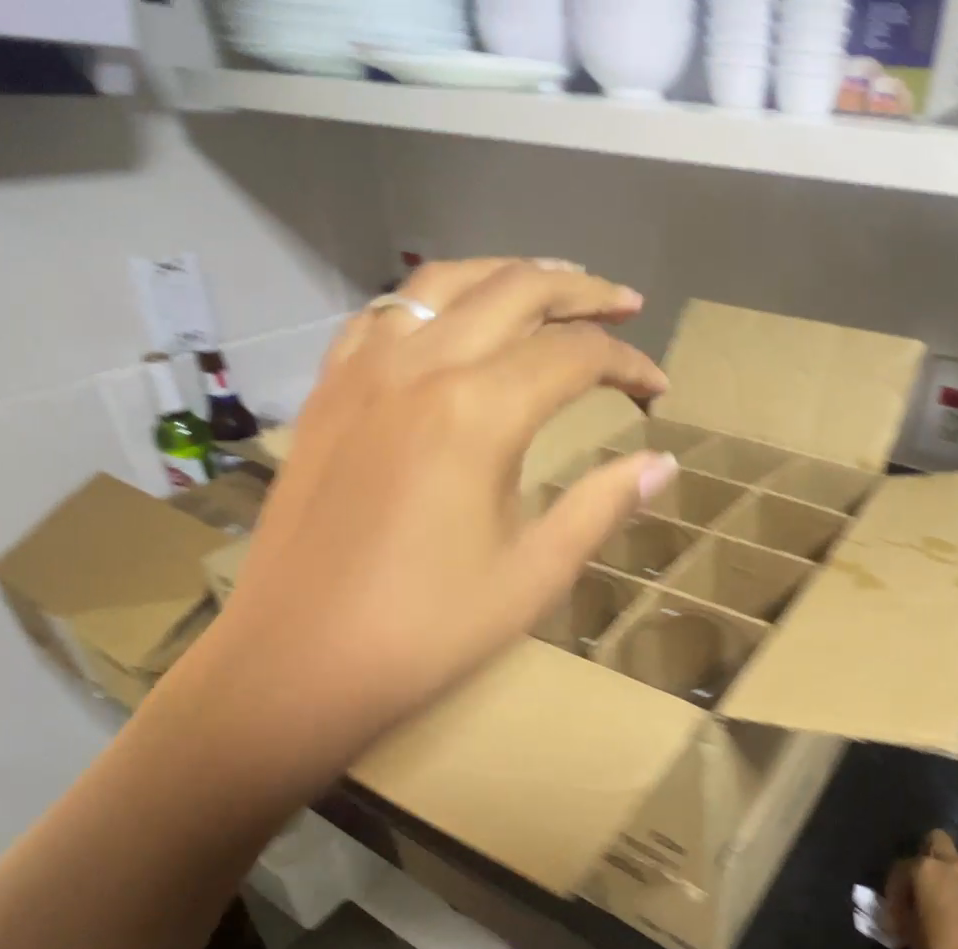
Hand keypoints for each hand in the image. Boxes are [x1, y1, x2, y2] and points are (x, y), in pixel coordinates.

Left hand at [170, 258, 676, 775]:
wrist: (295, 665)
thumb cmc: (426, 631)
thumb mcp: (534, 575)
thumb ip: (603, 506)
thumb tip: (662, 464)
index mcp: (479, 412)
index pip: (576, 354)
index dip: (629, 363)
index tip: (658, 391)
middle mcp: (421, 366)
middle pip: (518, 291)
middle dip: (584, 293)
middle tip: (628, 306)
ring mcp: (363, 370)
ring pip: (447, 282)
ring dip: (510, 275)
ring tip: (556, 286)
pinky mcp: (328, 391)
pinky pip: (387, 314)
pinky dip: (436, 299)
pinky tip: (455, 318)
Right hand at [885, 830, 957, 948]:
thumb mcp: (910, 935)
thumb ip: (899, 918)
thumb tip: (894, 915)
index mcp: (925, 869)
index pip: (901, 868)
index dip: (894, 888)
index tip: (894, 911)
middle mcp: (951, 864)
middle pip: (937, 839)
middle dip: (928, 853)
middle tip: (923, 881)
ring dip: (953, 871)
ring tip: (948, 895)